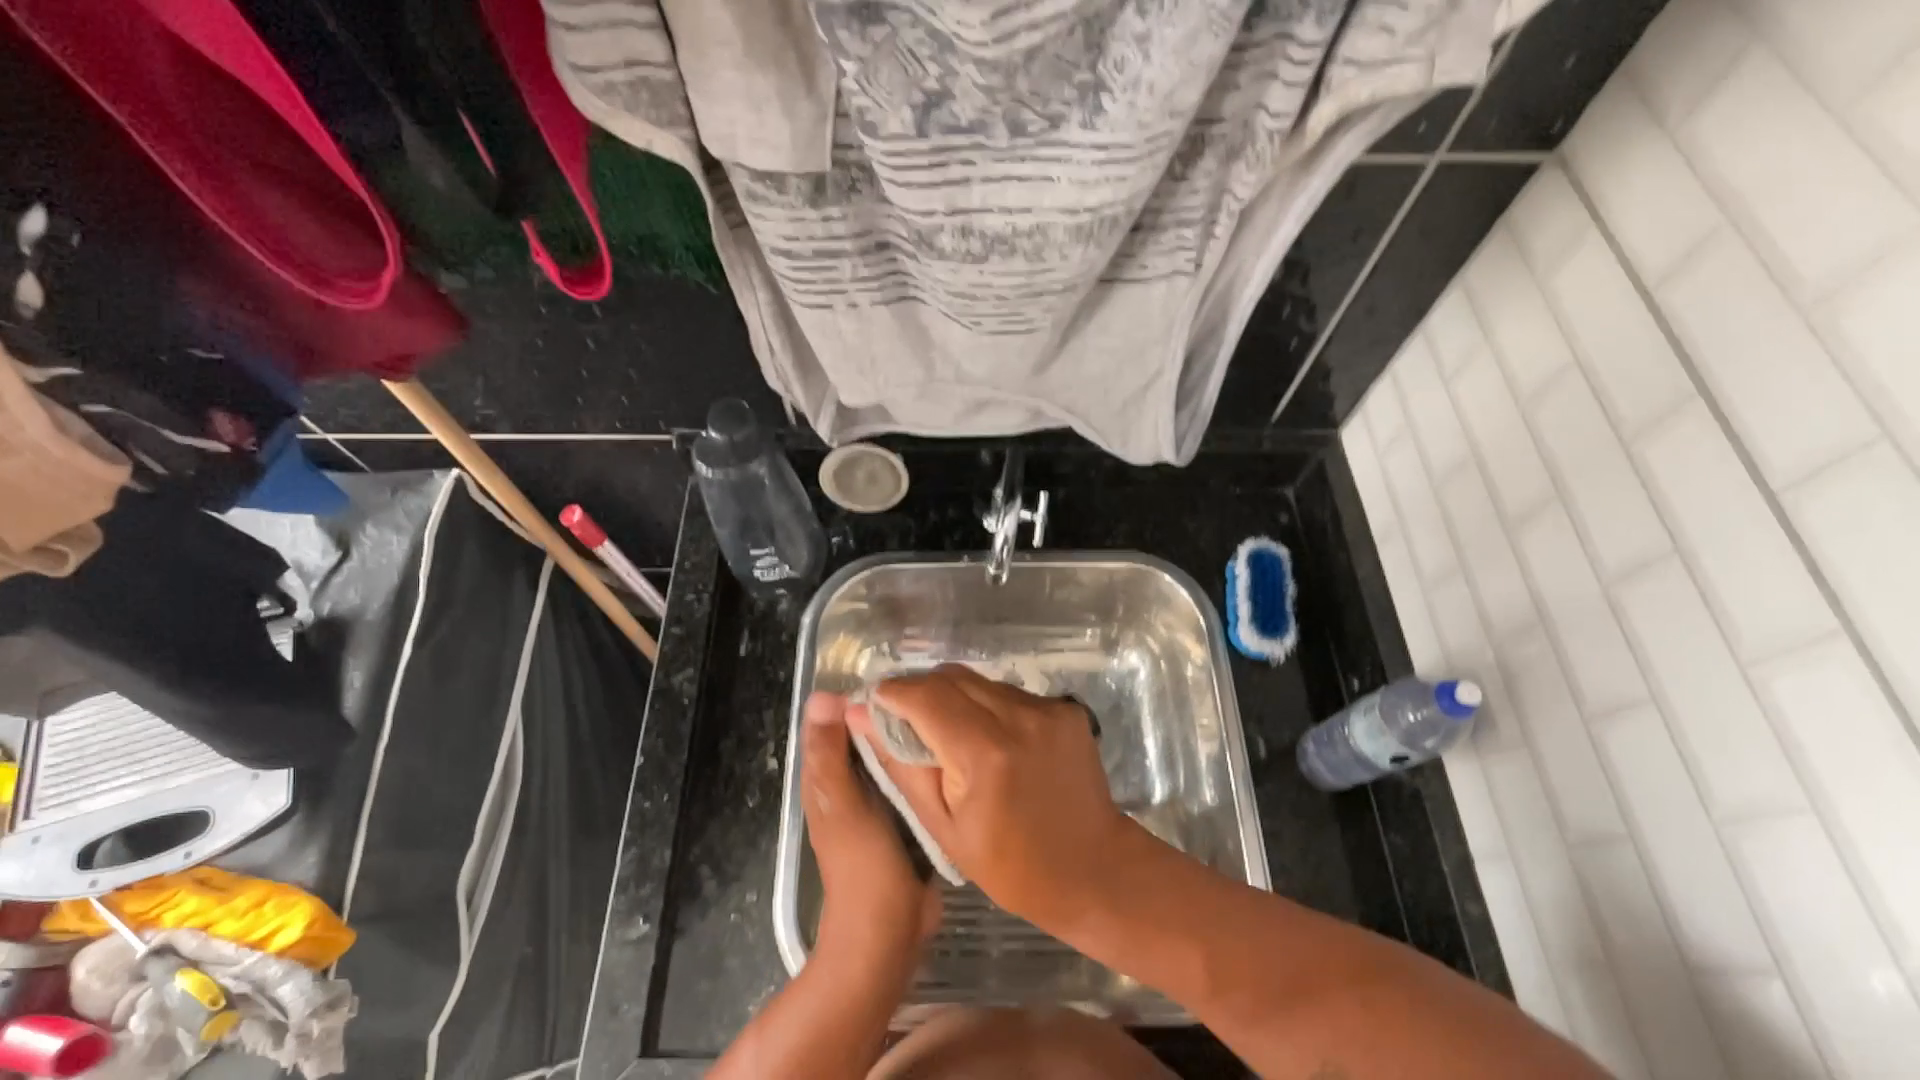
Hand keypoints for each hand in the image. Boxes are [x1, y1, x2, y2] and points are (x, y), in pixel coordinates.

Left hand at [800, 692, 941, 974]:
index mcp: (827, 782)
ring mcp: (882, 807)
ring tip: (952, 714)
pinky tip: (955, 754)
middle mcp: (852, 788)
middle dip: (895, 718)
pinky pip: (916, 785)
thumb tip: (822, 695)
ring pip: (895, 762)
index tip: (901, 677)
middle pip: (870, 741)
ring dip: (914, 742)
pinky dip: (928, 769)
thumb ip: (830, 754)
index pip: (838, 726)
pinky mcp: (909, 823)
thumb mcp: (842, 804)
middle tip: (937, 692)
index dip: (860, 699)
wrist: (887, 932)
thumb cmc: (862, 866)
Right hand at [852, 666, 1139, 934]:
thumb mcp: (942, 826)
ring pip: (981, 682)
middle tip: (908, 726)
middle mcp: (1019, 717)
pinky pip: (1011, 694)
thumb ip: (901, 765)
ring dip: (956, 699)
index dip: (892, 695)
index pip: (923, 695)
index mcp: (984, 752)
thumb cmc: (1010, 865)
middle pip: (951, 677)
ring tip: (953, 740)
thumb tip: (860, 715)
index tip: (874, 708)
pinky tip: (992, 744)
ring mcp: (1048, 710)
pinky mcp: (1067, 710)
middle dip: (921, 693)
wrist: (1093, 870)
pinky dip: (990, 708)